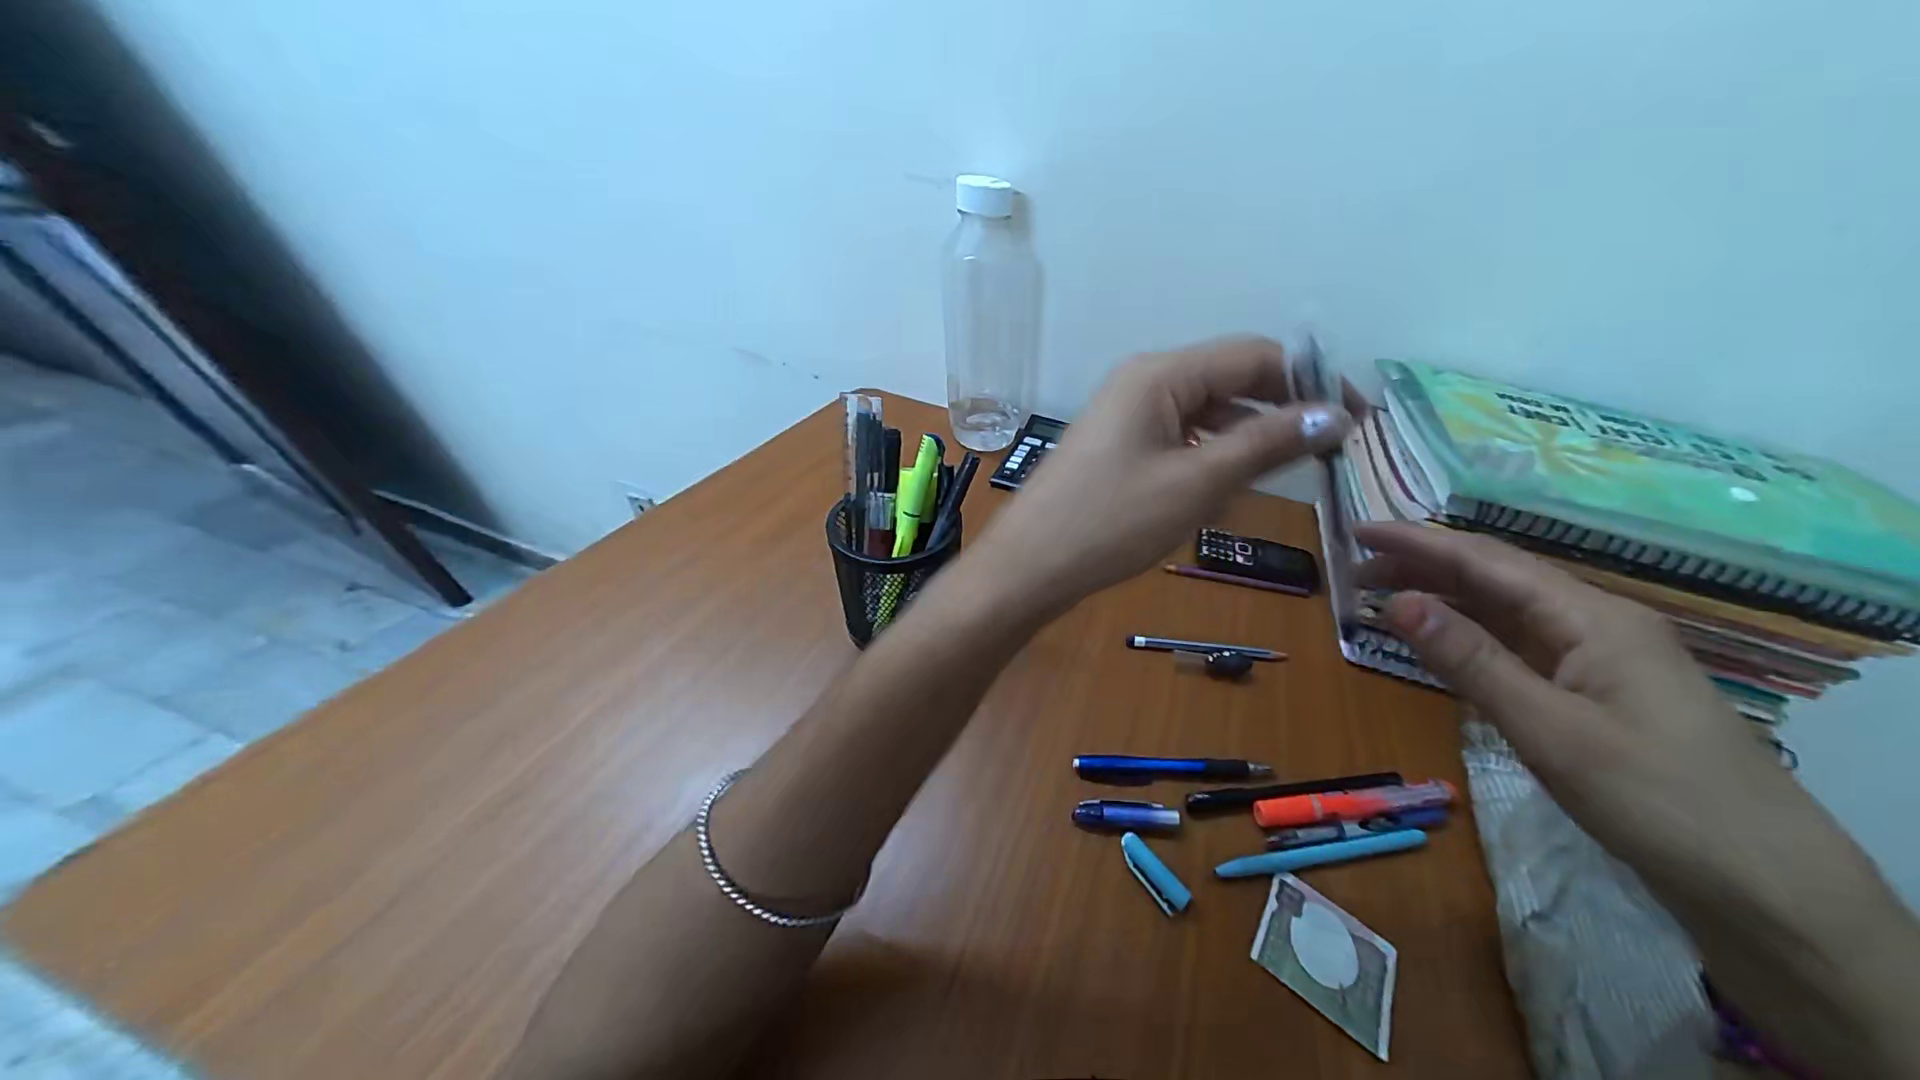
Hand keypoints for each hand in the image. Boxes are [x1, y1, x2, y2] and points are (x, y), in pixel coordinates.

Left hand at [979, 337, 1355, 610]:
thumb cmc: (1112, 522)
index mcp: (1159, 374)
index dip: (1309, 383)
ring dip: (1242, 443)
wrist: (1030, 567)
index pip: (1254, 356)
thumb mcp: (1197, 482)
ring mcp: (1124, 416)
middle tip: (1323, 457)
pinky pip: (1177, 440)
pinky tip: (1217, 496)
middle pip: (1229, 382)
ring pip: (1204, 415)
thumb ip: (1267, 443)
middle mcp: (1141, 383)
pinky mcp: (1117, 448)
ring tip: (1270, 483)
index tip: (1355, 422)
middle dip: (1276, 415)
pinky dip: (1206, 460)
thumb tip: (1335, 414)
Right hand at [1353, 521, 1814, 885]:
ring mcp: (1598, 657)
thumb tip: (1395, 602)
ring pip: (1506, 610)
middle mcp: (1595, 623)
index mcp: (1591, 617)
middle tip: (1355, 569)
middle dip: (1423, 566)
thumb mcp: (1546, 727)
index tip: (1359, 532)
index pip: (1487, 561)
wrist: (1762, 883)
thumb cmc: (1651, 796)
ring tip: (1381, 598)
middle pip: (1495, 578)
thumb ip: (1468, 659)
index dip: (1419, 543)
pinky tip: (1440, 640)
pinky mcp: (1595, 691)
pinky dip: (1469, 635)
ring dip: (1443, 599)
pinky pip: (1519, 644)